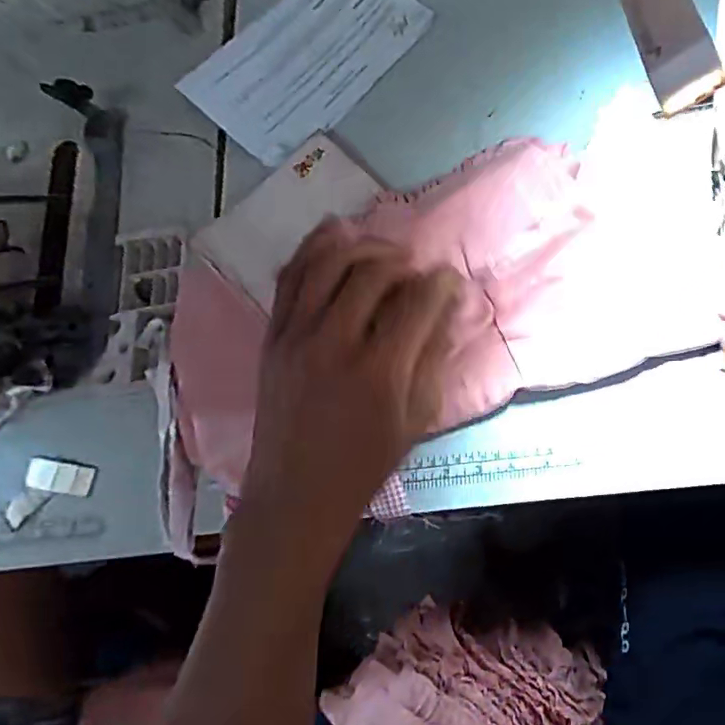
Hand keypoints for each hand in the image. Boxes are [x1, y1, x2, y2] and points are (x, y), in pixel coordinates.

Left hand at [235, 220, 460, 556]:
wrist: (297, 490)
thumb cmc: (368, 459)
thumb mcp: (419, 415)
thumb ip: (432, 358)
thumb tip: (446, 311)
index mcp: (380, 369)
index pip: (418, 302)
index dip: (441, 283)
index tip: (452, 281)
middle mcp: (335, 342)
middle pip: (372, 273)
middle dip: (404, 260)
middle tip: (419, 268)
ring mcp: (295, 335)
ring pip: (326, 264)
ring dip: (361, 246)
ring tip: (384, 249)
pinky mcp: (272, 336)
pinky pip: (290, 277)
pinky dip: (314, 249)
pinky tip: (335, 234)